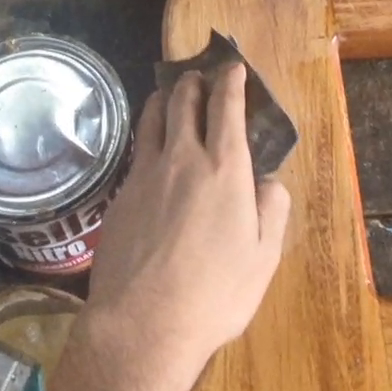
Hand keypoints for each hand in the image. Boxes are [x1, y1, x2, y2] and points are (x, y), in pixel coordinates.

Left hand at [85, 63, 292, 376]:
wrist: (143, 323)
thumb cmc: (214, 293)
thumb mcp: (264, 257)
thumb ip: (271, 210)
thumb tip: (267, 181)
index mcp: (224, 168)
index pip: (226, 106)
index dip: (230, 80)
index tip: (232, 67)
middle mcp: (182, 158)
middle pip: (183, 101)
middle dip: (194, 81)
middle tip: (199, 76)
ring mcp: (145, 173)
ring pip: (152, 118)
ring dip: (164, 99)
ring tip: (170, 95)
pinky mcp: (120, 194)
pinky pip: (137, 151)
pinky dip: (147, 137)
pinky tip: (150, 148)